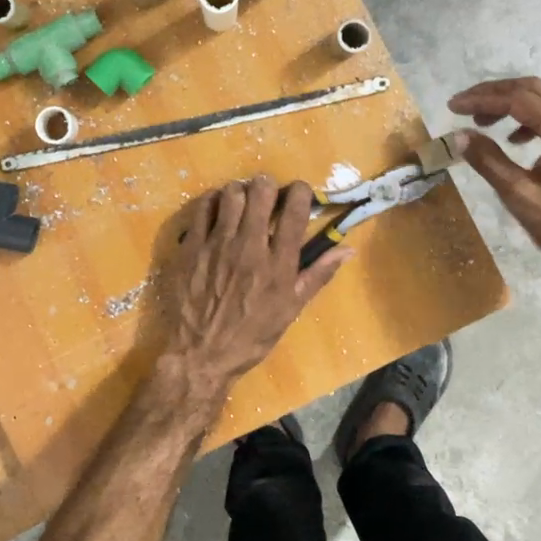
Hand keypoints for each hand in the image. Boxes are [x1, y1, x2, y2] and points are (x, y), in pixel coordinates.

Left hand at [159, 177, 351, 392]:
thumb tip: (348, 248)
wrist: (201, 354)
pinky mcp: (192, 246)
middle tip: (267, 195)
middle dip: (268, 186)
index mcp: (279, 264)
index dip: (301, 192)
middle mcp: (250, 246)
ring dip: (240, 191)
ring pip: (231, 193)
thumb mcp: (291, 309)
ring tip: (241, 202)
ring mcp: (218, 244)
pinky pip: (203, 207)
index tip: (299, 193)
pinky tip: (217, 211)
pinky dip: (213, 201)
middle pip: (262, 191)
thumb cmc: (251, 336)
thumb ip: (318, 274)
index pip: (296, 210)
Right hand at [447, 77, 540, 292]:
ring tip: (484, 124)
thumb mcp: (522, 196)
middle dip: (495, 94)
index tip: (452, 107)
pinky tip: (515, 141)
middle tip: (464, 107)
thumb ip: (489, 161)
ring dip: (512, 105)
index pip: (520, 99)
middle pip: (535, 90)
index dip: (482, 99)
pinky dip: (531, 120)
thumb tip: (459, 136)